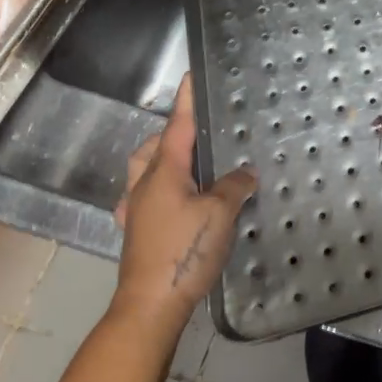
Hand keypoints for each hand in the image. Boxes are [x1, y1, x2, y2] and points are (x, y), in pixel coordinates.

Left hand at [111, 73, 255, 334]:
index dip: (187, 101)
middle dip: (172, 134)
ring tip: (193, 168)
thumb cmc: (183, 250)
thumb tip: (245, 172)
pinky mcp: (137, 234)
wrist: (150, 304)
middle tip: (201, 134)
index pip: (178, 127)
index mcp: (163, 172)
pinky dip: (162, 194)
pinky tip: (178, 205)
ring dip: (165, 163)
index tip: (191, 76)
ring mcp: (136, 211)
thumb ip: (234, 186)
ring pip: (145, 173)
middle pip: (153, 148)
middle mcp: (144, 185)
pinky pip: (146, 201)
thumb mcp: (220, 213)